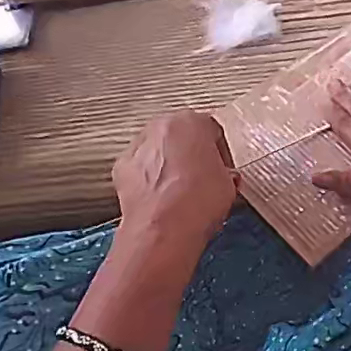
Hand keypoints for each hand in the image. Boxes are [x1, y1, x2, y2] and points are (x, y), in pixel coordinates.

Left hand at [114, 112, 238, 247]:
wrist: (164, 228)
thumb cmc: (198, 201)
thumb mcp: (228, 184)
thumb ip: (224, 171)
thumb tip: (222, 177)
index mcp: (192, 122)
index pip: (211, 130)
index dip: (220, 152)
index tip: (223, 168)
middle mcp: (162, 127)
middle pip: (180, 136)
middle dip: (190, 154)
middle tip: (202, 178)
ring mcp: (138, 146)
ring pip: (157, 151)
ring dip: (167, 165)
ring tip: (180, 192)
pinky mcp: (122, 168)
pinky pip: (140, 169)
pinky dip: (148, 180)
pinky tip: (160, 199)